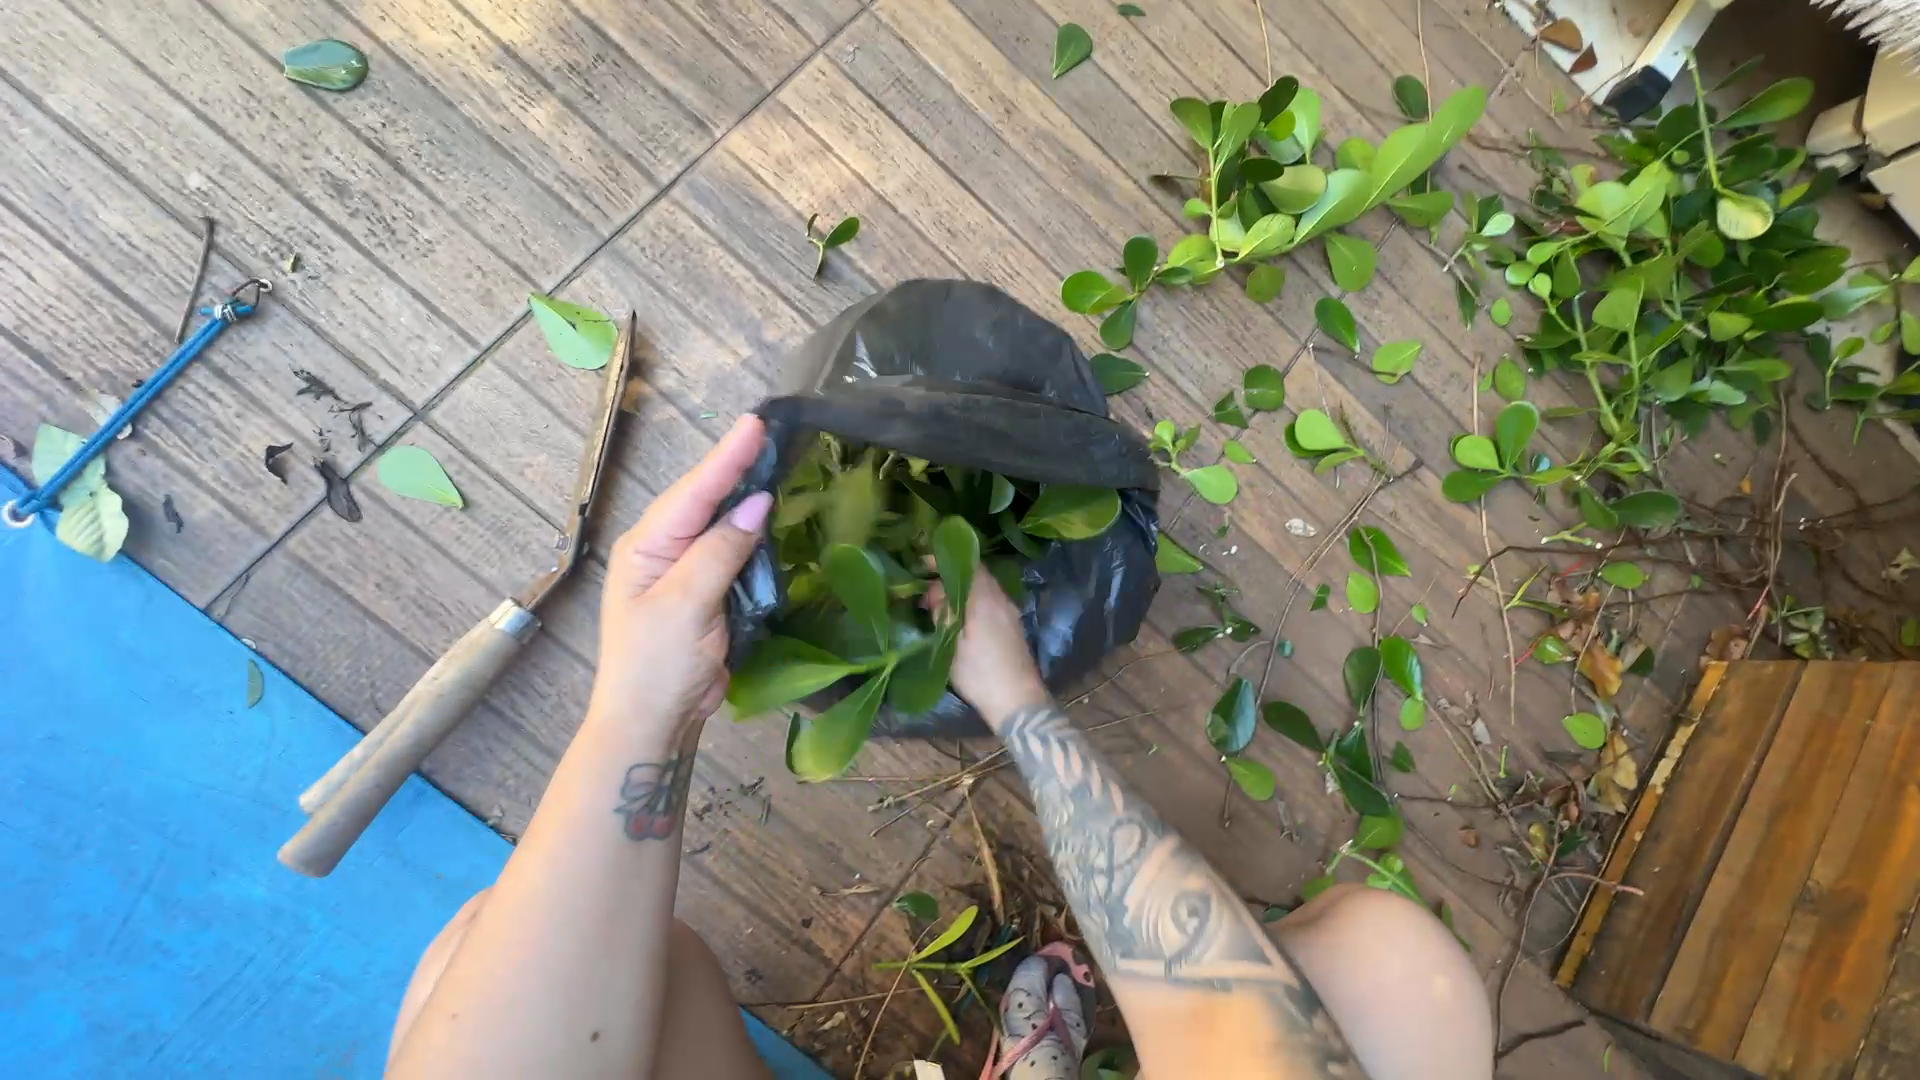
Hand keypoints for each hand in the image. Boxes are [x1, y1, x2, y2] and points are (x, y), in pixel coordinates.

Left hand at [588, 415, 770, 741]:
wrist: (652, 719)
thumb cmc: (657, 664)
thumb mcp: (686, 604)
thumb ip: (719, 551)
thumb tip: (756, 504)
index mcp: (647, 546)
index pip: (693, 492)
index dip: (726, 458)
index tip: (756, 423)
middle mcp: (663, 550)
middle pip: (703, 499)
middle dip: (734, 465)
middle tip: (768, 432)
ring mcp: (684, 571)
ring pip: (719, 523)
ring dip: (744, 493)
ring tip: (771, 458)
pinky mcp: (706, 592)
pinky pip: (731, 551)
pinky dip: (750, 530)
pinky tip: (767, 513)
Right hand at [942, 568, 1050, 731]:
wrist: (1018, 701)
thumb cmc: (980, 673)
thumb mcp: (951, 645)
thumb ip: (943, 612)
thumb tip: (934, 589)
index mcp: (985, 599)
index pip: (967, 564)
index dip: (944, 560)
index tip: (922, 563)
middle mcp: (1001, 599)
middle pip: (976, 575)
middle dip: (950, 575)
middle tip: (926, 587)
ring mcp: (1010, 612)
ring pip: (983, 588)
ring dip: (961, 589)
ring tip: (938, 604)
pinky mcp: (1013, 625)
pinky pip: (990, 601)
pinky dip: (972, 600)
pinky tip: (959, 617)